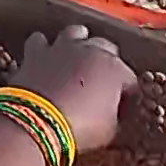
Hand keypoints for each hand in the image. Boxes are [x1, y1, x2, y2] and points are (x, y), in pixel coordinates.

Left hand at [7, 25, 136, 150]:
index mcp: (115, 69)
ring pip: (76, 33)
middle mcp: (91, 50)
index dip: (128, 97)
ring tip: (77, 60)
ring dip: (79, 44)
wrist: (39, 123)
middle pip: (107, 49)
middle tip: (102, 85)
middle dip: (107, 65)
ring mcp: (62, 48)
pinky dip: (44, 50)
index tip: (122, 111)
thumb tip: (112, 116)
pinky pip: (40, 42)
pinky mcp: (36, 53)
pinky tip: (45, 61)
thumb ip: (115, 118)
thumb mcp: (109, 131)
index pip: (130, 80)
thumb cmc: (81, 128)